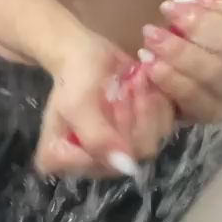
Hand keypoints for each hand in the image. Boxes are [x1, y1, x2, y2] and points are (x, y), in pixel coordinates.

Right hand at [34, 31, 175, 177]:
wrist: (84, 55)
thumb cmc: (74, 78)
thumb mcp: (79, 106)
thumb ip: (97, 139)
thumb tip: (126, 166)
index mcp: (61, 162)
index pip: (105, 164)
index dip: (119, 131)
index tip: (116, 95)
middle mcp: (88, 164)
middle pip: (132, 154)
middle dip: (135, 115)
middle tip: (129, 83)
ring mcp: (112, 153)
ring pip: (152, 139)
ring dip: (148, 105)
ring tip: (136, 81)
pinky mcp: (133, 138)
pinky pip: (161, 127)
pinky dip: (158, 102)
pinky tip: (145, 85)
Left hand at [140, 0, 221, 123]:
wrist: (219, 85)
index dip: (215, 6)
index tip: (180, 2)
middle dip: (194, 27)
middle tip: (161, 17)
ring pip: (213, 72)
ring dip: (177, 54)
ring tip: (150, 40)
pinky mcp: (218, 116)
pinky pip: (192, 98)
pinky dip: (169, 81)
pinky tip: (149, 68)